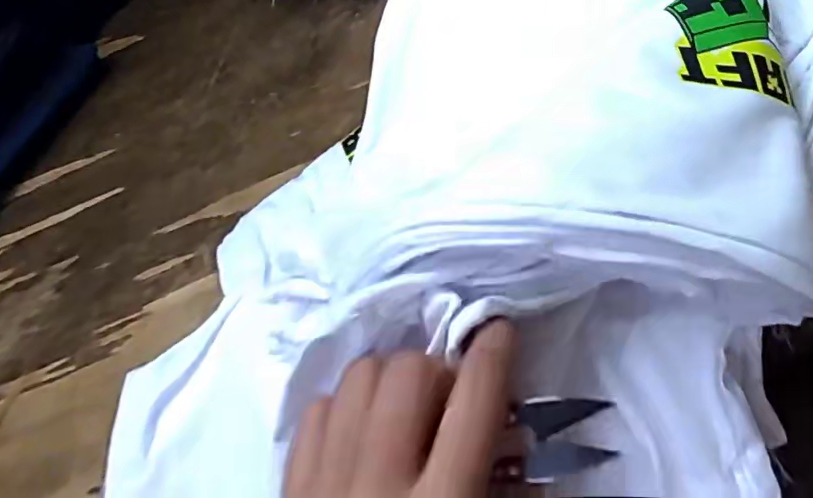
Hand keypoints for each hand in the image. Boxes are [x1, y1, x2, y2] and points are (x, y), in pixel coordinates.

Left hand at [285, 319, 515, 497]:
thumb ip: (506, 497)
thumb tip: (523, 443)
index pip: (473, 406)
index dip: (492, 356)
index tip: (499, 330)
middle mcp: (379, 490)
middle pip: (409, 374)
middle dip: (435, 372)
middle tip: (446, 403)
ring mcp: (324, 489)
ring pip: (359, 378)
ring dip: (389, 381)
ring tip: (402, 414)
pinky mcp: (289, 495)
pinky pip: (316, 411)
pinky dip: (343, 410)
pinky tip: (359, 437)